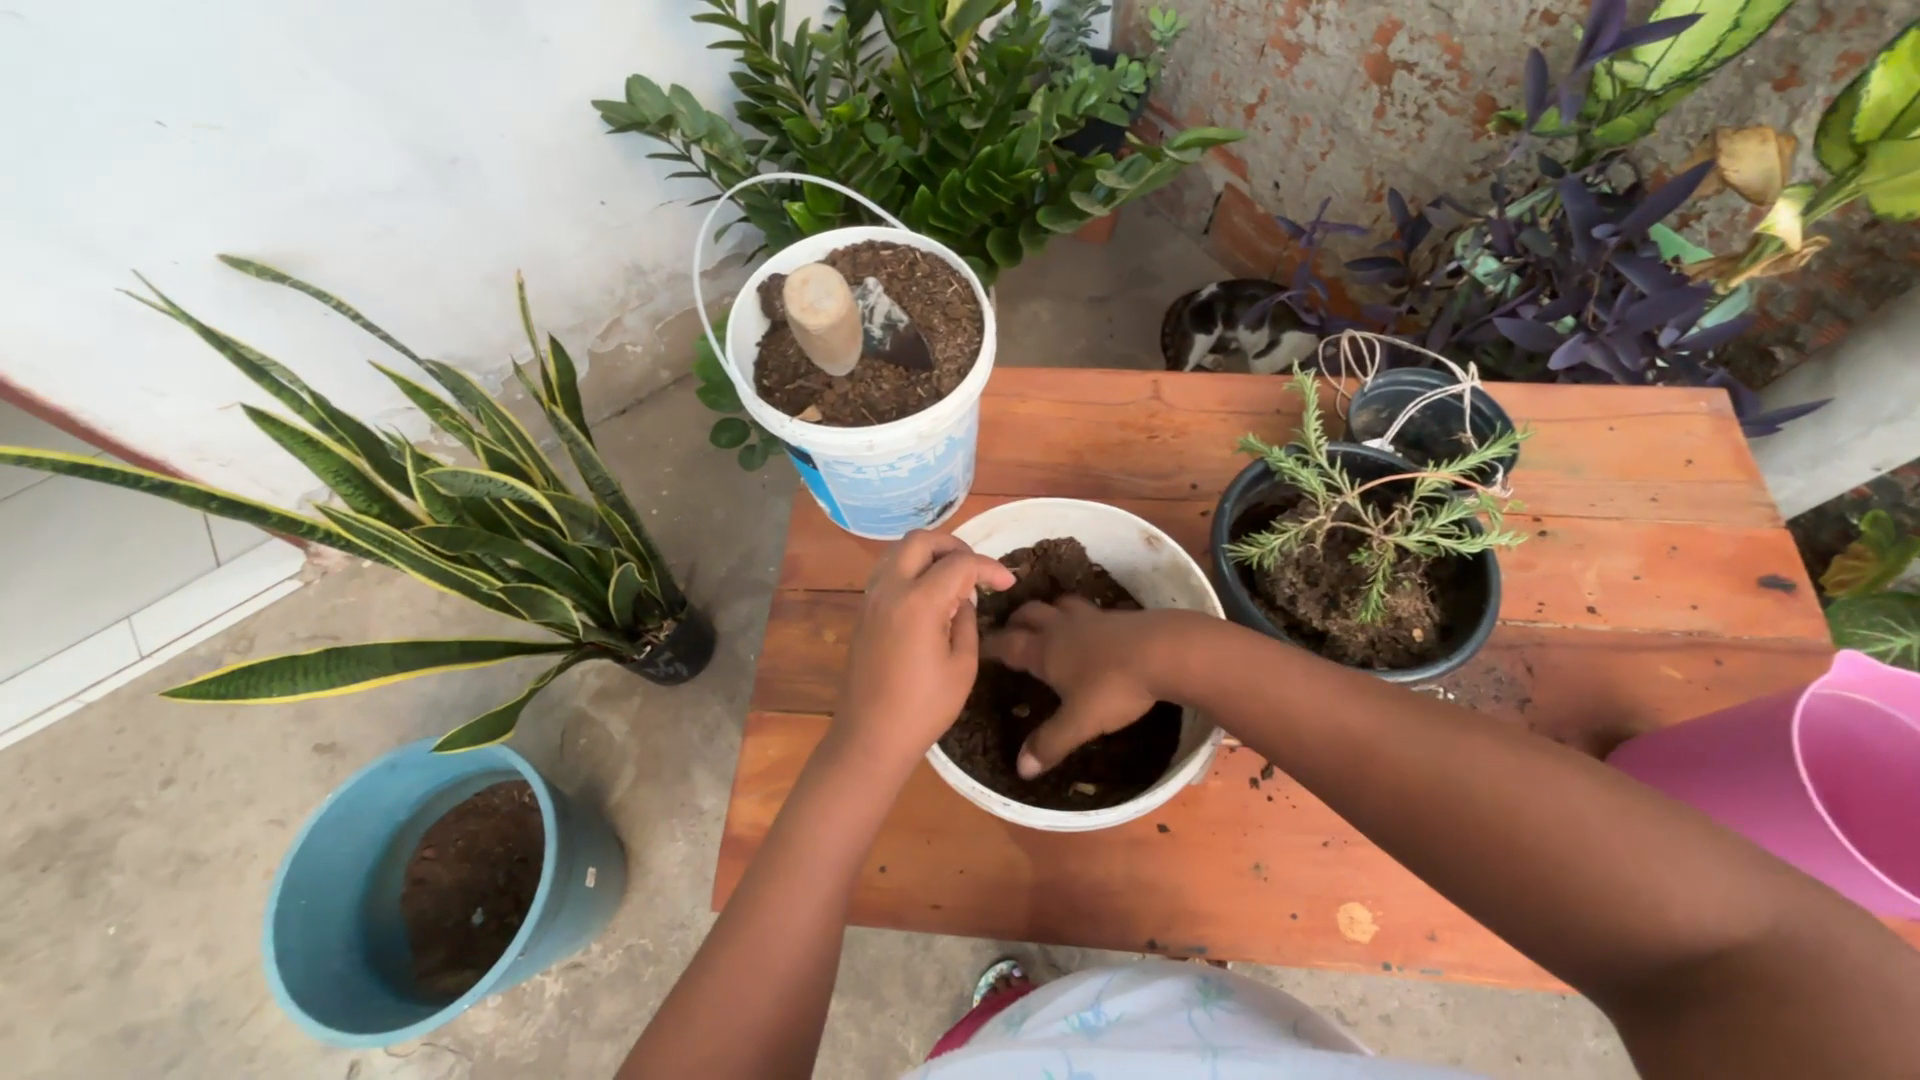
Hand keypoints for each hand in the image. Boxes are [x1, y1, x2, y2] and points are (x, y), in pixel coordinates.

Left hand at [836, 530, 1016, 767]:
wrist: (871, 735)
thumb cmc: (924, 707)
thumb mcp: (963, 665)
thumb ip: (965, 621)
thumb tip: (961, 599)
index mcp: (918, 601)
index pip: (959, 563)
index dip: (989, 567)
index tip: (1008, 582)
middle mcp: (890, 589)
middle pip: (921, 540)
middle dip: (954, 546)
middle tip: (975, 568)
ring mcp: (871, 599)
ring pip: (898, 552)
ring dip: (929, 555)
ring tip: (954, 578)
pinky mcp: (863, 612)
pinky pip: (888, 573)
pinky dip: (911, 570)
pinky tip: (930, 595)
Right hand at [983, 598, 1196, 778]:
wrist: (1166, 651)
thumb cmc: (1114, 686)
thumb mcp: (1079, 723)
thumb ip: (1050, 743)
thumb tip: (1020, 769)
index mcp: (1044, 651)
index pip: (1006, 644)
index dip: (990, 646)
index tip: (978, 647)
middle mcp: (1063, 628)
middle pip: (1030, 613)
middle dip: (1016, 620)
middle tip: (1011, 630)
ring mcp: (1093, 618)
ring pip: (1061, 605)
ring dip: (1049, 611)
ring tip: (1048, 622)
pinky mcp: (1120, 616)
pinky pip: (1091, 610)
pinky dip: (1082, 617)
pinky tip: (1092, 630)